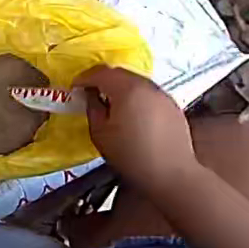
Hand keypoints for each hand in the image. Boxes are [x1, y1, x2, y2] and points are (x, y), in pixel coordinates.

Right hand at [75, 66, 199, 189]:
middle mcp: (147, 86)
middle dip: (103, 80)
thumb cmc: (130, 156)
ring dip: (121, 88)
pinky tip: (133, 115)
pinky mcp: (173, 106)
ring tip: (111, 105)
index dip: (85, 77)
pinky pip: (149, 94)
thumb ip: (93, 108)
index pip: (101, 72)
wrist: (171, 175)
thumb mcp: (101, 134)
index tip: (75, 88)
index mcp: (127, 89)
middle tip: (91, 94)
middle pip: (121, 74)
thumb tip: (91, 94)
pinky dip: (136, 98)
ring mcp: (163, 95)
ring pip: (136, 82)